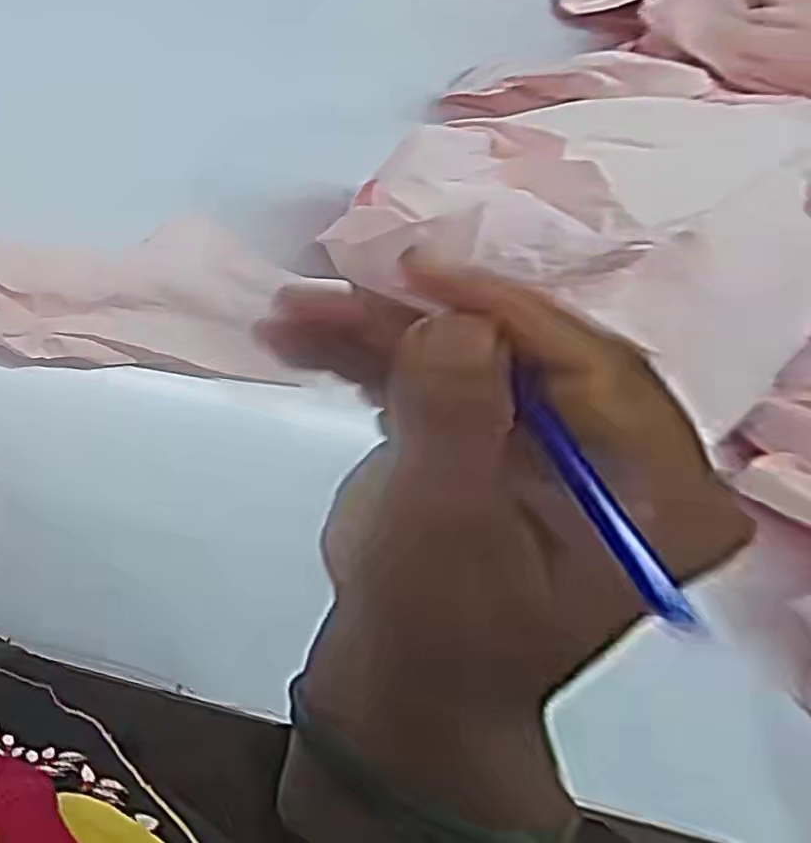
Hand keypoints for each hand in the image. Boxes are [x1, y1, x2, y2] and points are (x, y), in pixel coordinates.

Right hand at [260, 259, 751, 832]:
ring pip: (450, 358)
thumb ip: (454, 420)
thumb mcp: (445, 521)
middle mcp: (601, 451)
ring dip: (365, 333)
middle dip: (406, 319)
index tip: (414, 271)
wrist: (401, 664)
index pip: (590, 367)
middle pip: (505, 352)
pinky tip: (298, 346)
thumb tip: (449, 322)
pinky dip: (356, 359)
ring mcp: (528, 443)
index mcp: (650, 483)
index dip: (502, 310)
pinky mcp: (467, 440)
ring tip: (285, 316)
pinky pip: (416, 380)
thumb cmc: (436, 612)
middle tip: (319, 294)